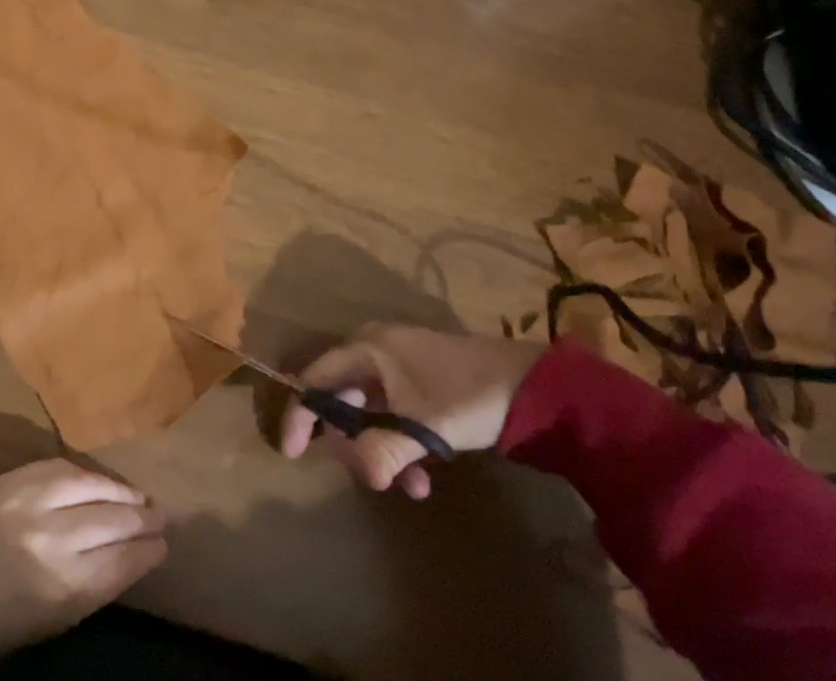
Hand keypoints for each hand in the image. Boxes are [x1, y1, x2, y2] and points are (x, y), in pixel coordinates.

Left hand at [0, 458, 166, 656]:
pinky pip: (58, 467)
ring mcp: (30, 503)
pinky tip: (98, 481)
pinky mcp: (11, 479)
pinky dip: (85, 474)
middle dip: (143, 518)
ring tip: (137, 495)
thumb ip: (97, 584)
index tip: (162, 544)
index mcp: (66, 585)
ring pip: (90, 485)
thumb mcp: (59, 617)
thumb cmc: (3, 616)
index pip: (125, 559)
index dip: (149, 550)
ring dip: (120, 489)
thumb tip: (133, 554)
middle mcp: (53, 539)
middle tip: (159, 516)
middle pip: (113, 520)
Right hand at [280, 323, 545, 498]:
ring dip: (381, 450)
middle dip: (354, 445)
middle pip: (341, 401)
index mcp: (366, 349)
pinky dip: (400, 443)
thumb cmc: (471, 396)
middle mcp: (374, 351)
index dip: (300, 418)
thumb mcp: (426, 428)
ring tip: (411, 486)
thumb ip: (385, 451)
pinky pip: (392, 414)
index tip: (294, 454)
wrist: (541, 387)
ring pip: (369, 413)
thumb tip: (365, 478)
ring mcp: (398, 365)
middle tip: (371, 477)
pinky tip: (424, 475)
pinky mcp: (420, 381)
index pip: (314, 382)